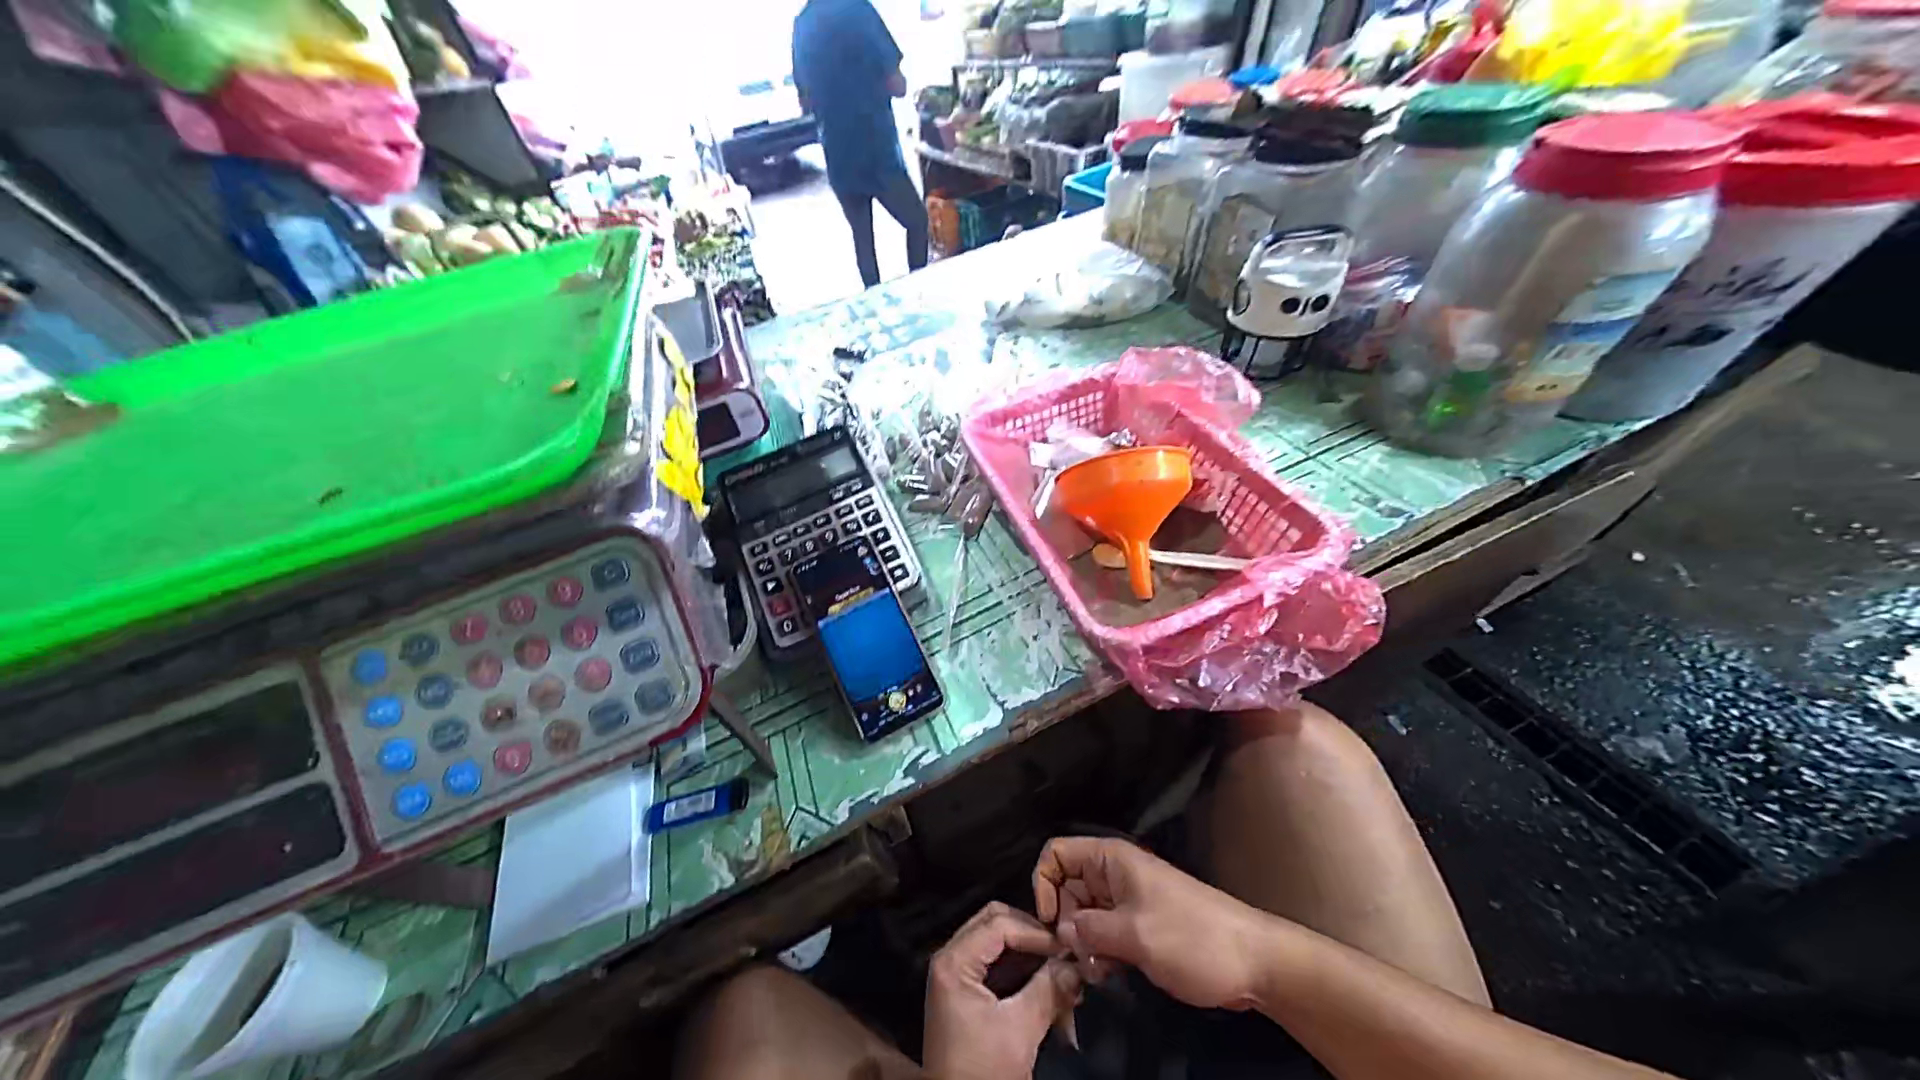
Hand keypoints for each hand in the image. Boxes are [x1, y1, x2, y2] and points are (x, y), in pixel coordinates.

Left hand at [923, 902, 1082, 1079]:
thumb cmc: (982, 1073)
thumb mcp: (1019, 1031)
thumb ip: (1049, 990)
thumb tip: (1077, 964)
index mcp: (954, 962)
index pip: (999, 924)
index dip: (1036, 933)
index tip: (1068, 950)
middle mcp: (950, 959)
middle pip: (995, 923)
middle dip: (1032, 936)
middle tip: (1063, 954)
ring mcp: (956, 975)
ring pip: (998, 943)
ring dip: (1031, 956)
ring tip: (1063, 973)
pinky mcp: (965, 993)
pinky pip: (996, 965)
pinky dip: (1023, 972)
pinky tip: (1050, 988)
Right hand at [1033, 836, 1274, 1010]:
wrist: (1253, 963)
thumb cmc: (1192, 938)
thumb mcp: (1135, 934)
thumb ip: (1089, 930)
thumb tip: (1061, 932)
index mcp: (1110, 860)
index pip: (1056, 853)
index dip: (1044, 884)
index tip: (1050, 923)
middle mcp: (1113, 875)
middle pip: (1065, 887)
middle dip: (1064, 922)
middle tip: (1077, 957)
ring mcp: (1126, 901)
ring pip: (1082, 915)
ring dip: (1083, 944)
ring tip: (1099, 971)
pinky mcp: (1137, 927)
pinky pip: (1102, 933)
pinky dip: (1099, 953)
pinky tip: (1110, 974)